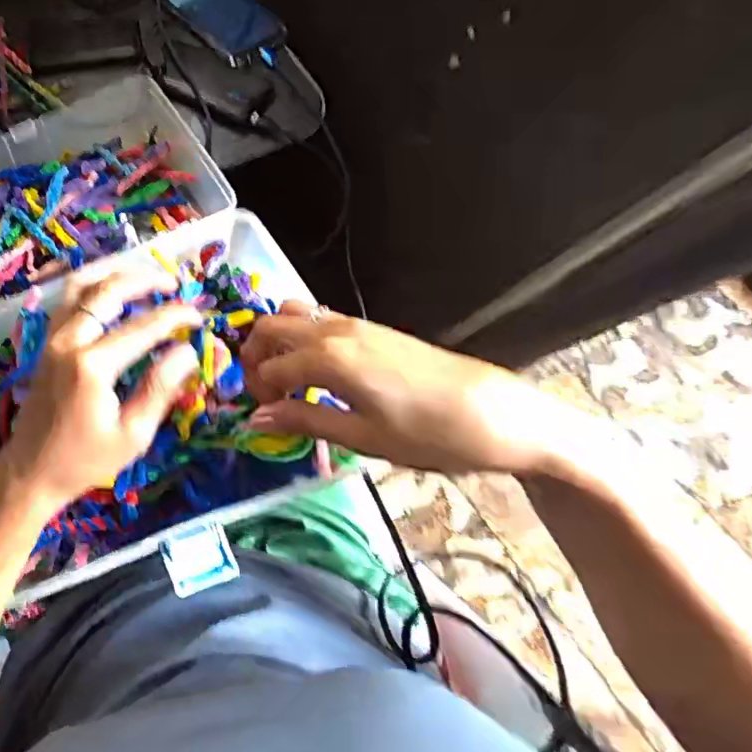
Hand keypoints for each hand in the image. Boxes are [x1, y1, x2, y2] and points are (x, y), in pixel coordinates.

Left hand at [0, 267, 203, 510]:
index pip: (142, 327)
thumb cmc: (84, 460)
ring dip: (115, 273)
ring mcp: (52, 337)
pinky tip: (112, 289)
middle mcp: (68, 341)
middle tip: (174, 283)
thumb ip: (160, 388)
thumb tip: (187, 351)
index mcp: (91, 365)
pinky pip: (68, 298)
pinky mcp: (46, 341)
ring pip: (81, 284)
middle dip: (145, 279)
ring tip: (145, 276)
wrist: (30, 469)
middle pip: (107, 289)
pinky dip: (92, 285)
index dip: (174, 316)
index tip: (198, 316)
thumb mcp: (132, 435)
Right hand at [240, 301, 572, 475]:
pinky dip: (298, 335)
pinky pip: (316, 318)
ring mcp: (352, 323)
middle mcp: (333, 330)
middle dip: (254, 357)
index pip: (269, 369)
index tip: (267, 418)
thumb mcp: (362, 437)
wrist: (497, 414)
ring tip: (284, 376)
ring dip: (275, 340)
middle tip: (263, 392)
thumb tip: (255, 419)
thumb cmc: (429, 434)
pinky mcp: (370, 327)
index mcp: (327, 359)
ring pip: (291, 314)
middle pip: (270, 327)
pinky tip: (314, 368)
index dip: (258, 394)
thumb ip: (304, 421)